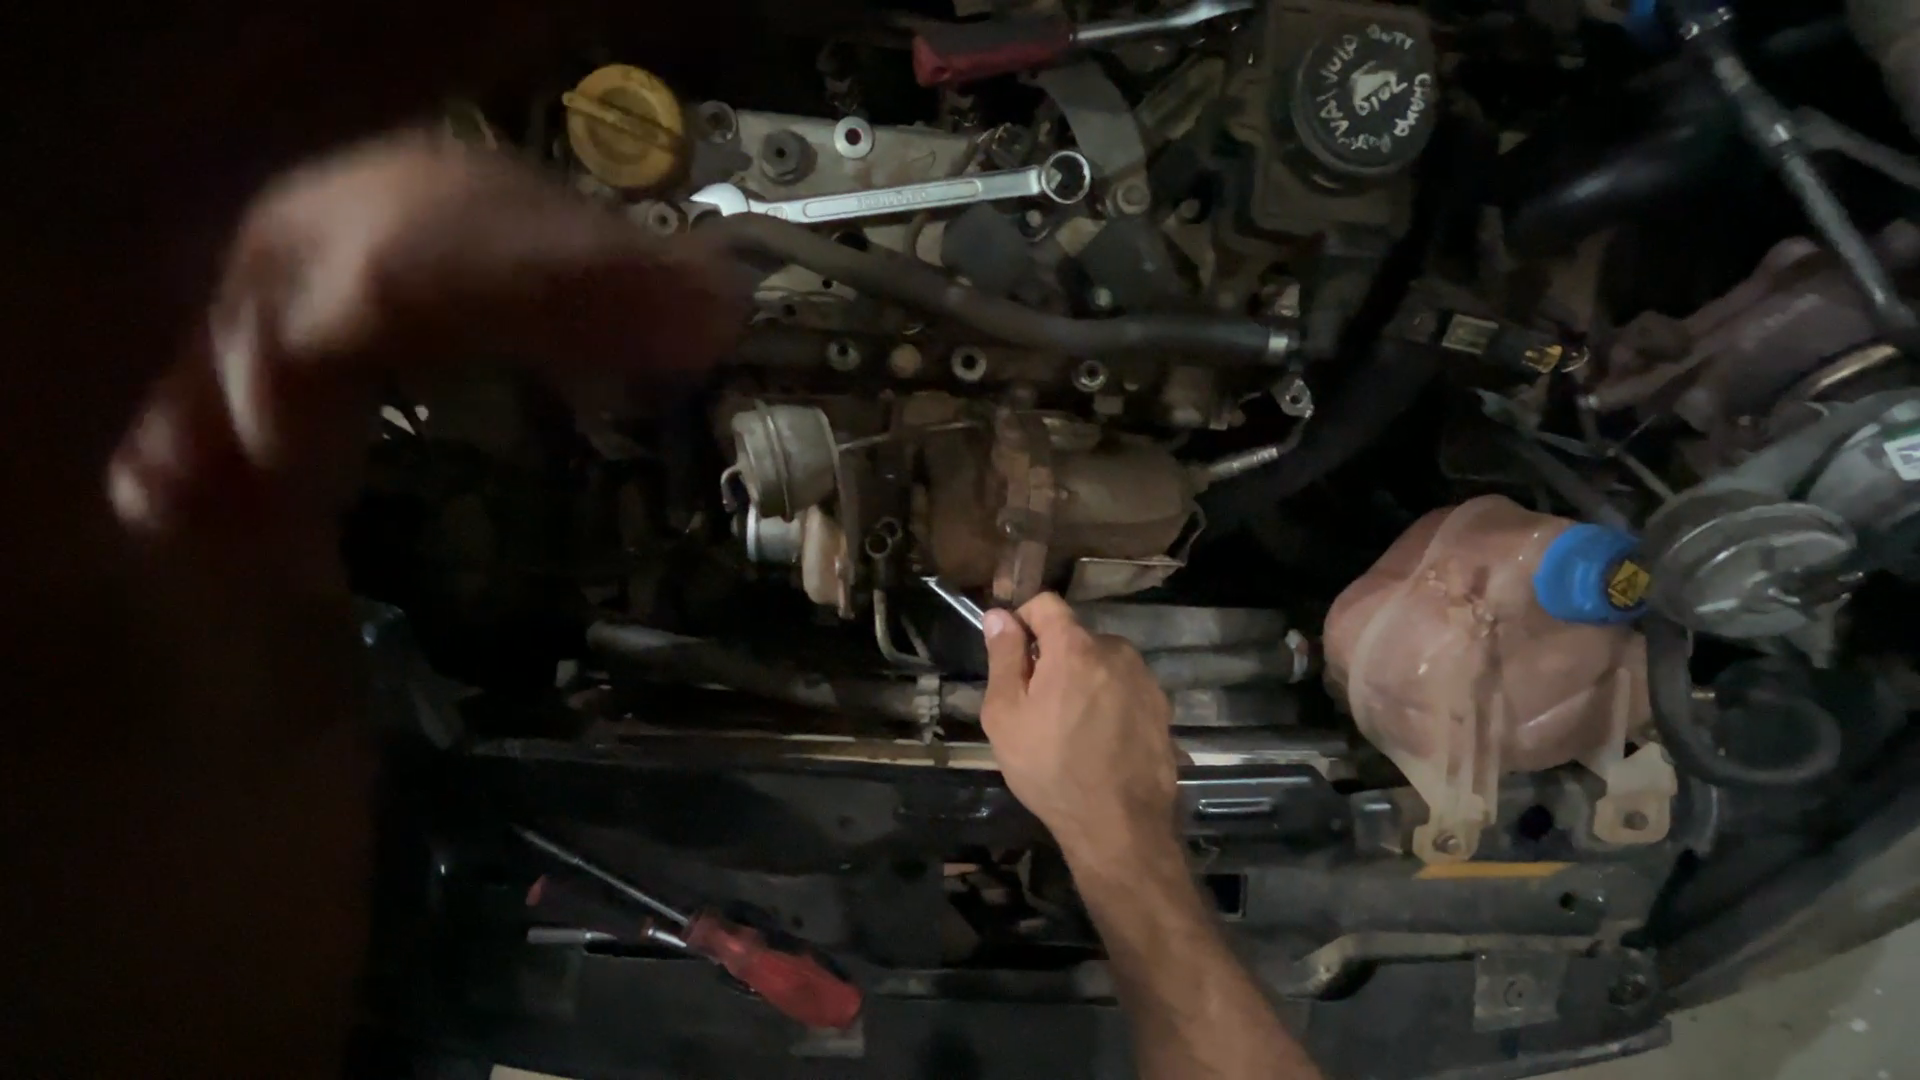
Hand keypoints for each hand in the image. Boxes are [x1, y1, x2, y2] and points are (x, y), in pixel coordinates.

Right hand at [979, 594, 1180, 867]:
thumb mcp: (1006, 714)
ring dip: (1083, 679)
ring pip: (1101, 663)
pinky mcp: (1162, 707)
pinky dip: (1108, 700)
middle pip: (1075, 636)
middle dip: (1053, 658)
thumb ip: (1003, 657)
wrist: (1118, 825)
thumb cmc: (1050, 768)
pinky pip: (1124, 687)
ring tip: (1070, 726)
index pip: (1046, 603)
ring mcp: (1145, 679)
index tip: (1012, 653)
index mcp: (1075, 647)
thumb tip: (1000, 615)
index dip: (1023, 620)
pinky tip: (1100, 739)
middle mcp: (1116, 651)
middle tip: (1037, 703)